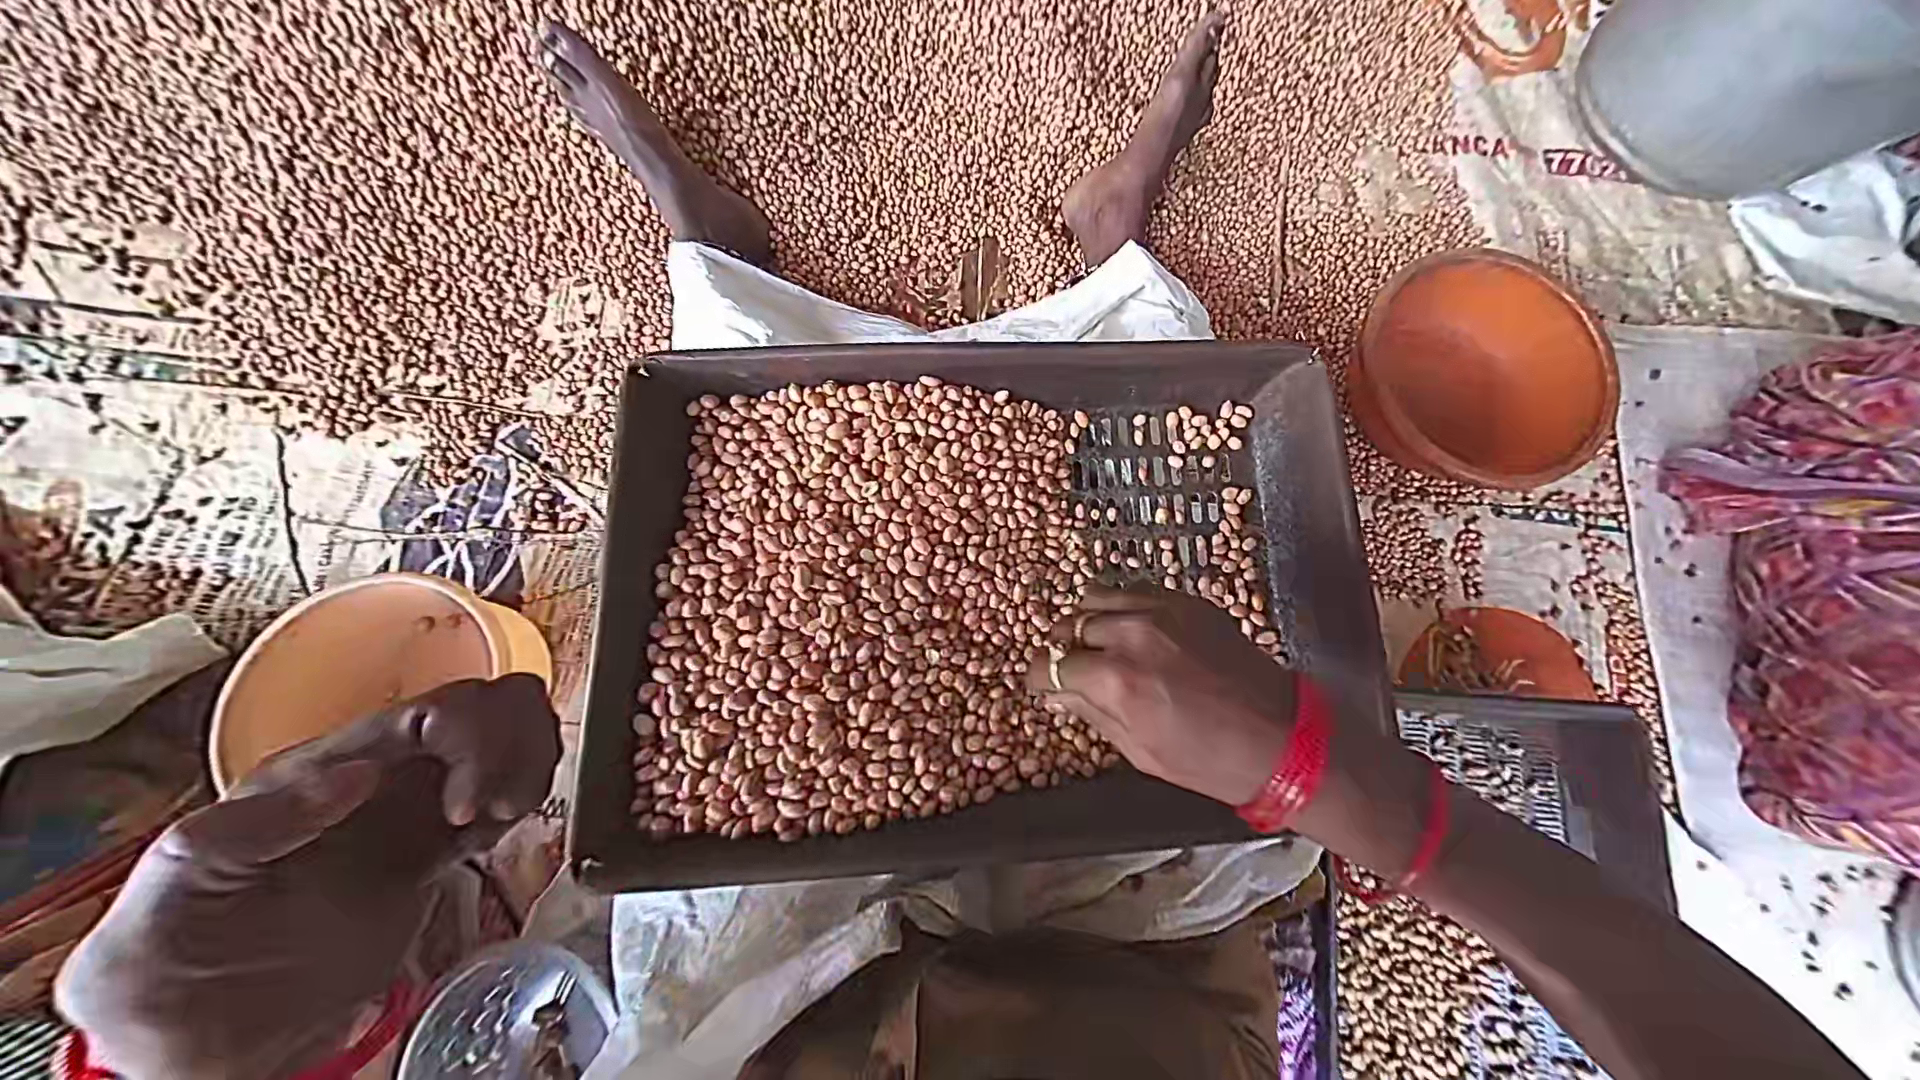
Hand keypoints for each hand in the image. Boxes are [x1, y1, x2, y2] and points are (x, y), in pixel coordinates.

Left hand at [54, 674, 559, 1079]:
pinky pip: (518, 782)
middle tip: (498, 809)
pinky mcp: (451, 835)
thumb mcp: (167, 905)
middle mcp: (391, 767)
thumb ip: (244, 831)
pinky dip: (529, 796)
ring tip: (500, 821)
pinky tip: (493, 836)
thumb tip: (360, 774)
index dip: (476, 740)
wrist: (214, 1041)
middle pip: (496, 703)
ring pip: (520, 732)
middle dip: (517, 745)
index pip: (441, 707)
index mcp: (333, 765)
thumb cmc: (174, 972)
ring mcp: (425, 799)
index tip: (464, 811)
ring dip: (531, 766)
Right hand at [1025, 585, 1297, 804]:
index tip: (1045, 682)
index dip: (1041, 676)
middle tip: (1075, 668)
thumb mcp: (1137, 749)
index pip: (1049, 663)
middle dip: (1065, 650)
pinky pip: (1133, 591)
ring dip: (1090, 622)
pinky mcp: (1186, 601)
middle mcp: (1132, 635)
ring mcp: (1161, 611)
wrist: (1283, 738)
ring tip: (1101, 644)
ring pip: (1095, 599)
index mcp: (1115, 680)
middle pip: (1070, 627)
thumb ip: (1090, 710)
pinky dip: (1121, 608)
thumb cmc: (1207, 759)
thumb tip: (1056, 689)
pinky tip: (1132, 631)